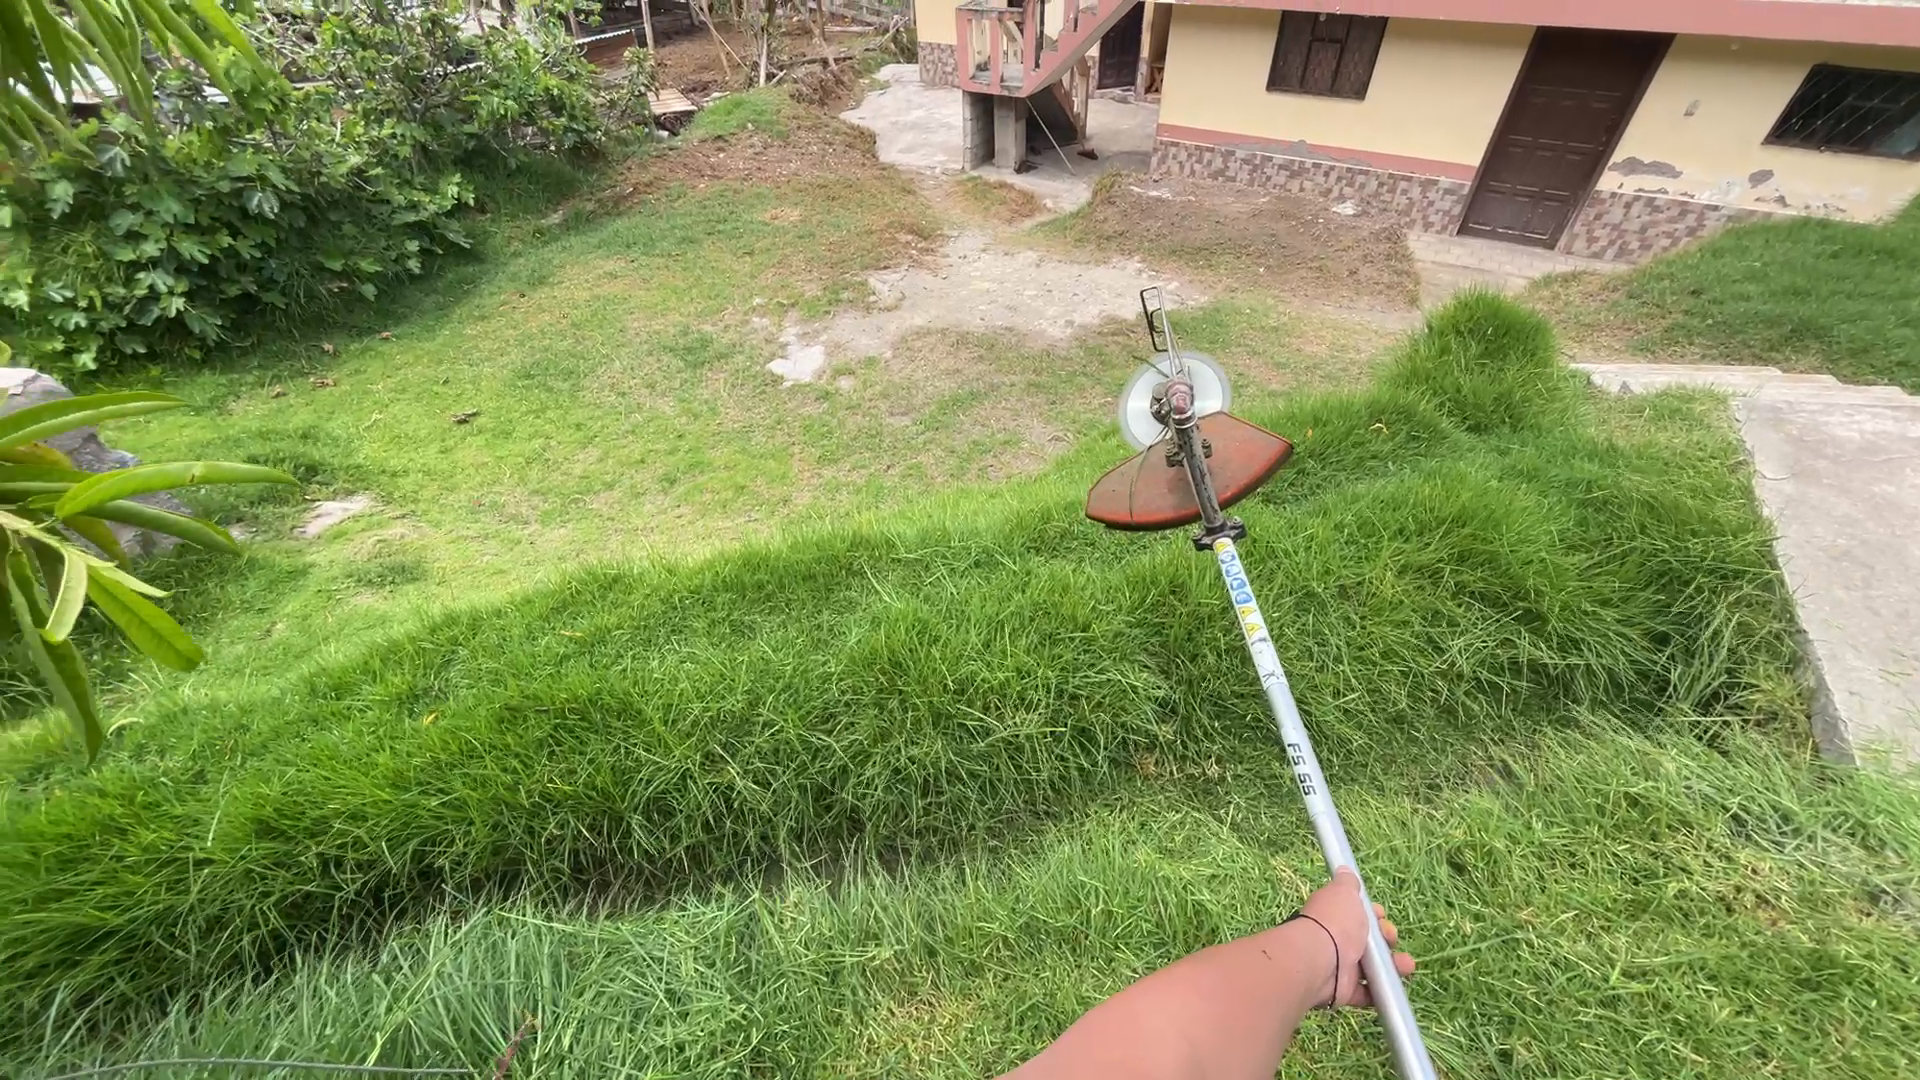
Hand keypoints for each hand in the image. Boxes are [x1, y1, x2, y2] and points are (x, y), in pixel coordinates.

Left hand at [1299, 867, 1415, 1007]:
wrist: (1322, 960)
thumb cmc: (1336, 921)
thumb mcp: (1344, 893)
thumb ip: (1347, 883)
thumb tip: (1344, 869)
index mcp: (1333, 913)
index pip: (1356, 913)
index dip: (1372, 914)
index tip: (1380, 914)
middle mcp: (1335, 938)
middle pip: (1367, 940)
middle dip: (1386, 939)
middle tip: (1390, 938)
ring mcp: (1340, 965)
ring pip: (1371, 967)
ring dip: (1392, 967)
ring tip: (1405, 965)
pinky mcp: (1345, 989)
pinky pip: (1367, 992)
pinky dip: (1381, 992)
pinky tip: (1393, 987)